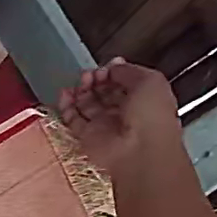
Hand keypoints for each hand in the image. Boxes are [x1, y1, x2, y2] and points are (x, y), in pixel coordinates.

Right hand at [56, 59, 184, 179]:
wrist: (138, 151)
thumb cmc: (151, 117)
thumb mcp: (149, 80)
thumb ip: (128, 70)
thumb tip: (113, 65)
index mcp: (141, 98)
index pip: (121, 82)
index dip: (112, 72)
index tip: (106, 67)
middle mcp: (121, 113)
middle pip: (102, 92)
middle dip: (95, 80)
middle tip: (91, 74)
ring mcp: (103, 126)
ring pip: (86, 104)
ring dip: (81, 90)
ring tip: (80, 81)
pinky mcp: (86, 137)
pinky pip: (72, 119)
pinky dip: (67, 106)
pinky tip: (65, 94)